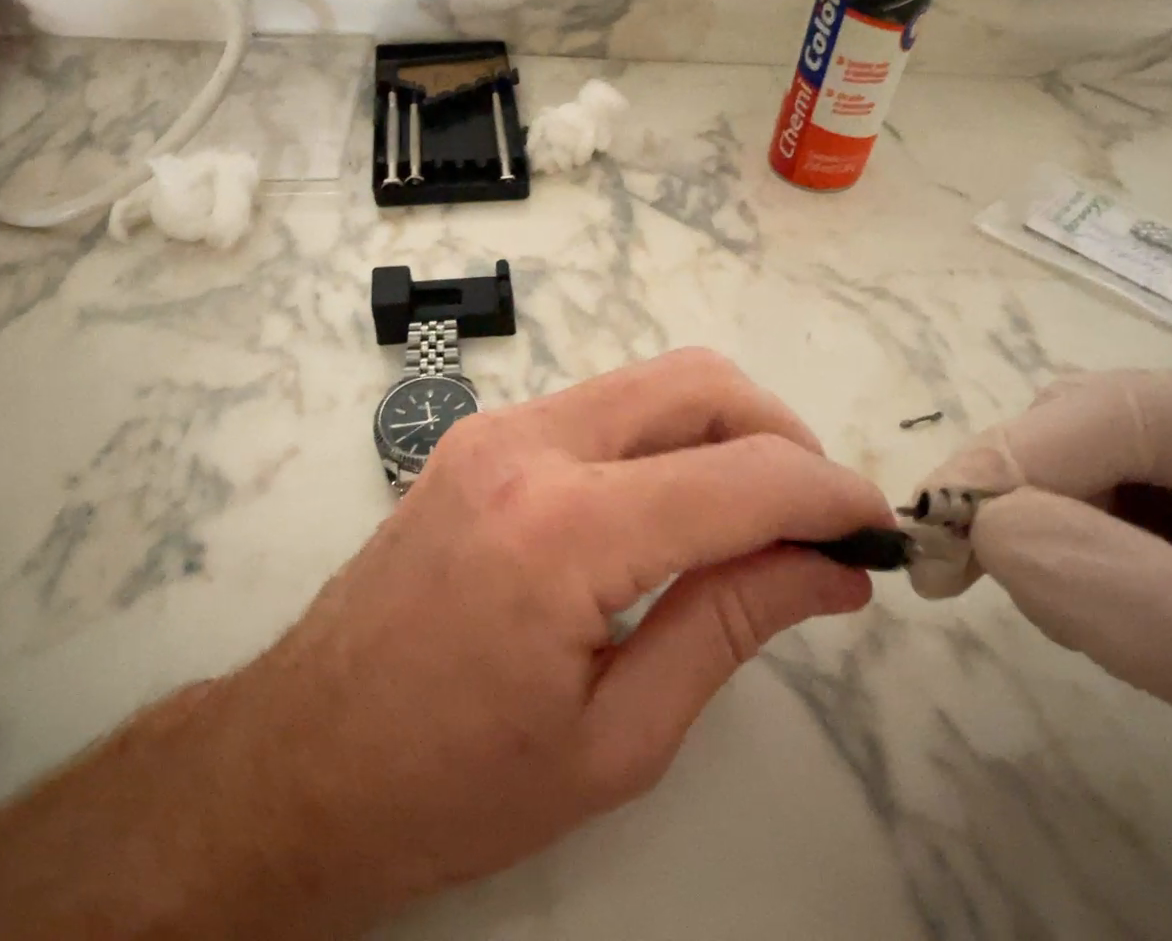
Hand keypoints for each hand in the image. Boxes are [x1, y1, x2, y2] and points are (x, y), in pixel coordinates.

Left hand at [0, 349, 890, 939]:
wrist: (294, 768)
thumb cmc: (448, 787)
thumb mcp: (618, 736)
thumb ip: (729, 628)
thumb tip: (827, 568)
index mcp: (565, 532)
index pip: (746, 476)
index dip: (832, 496)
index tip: (877, 533)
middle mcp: (526, 450)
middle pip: (701, 385)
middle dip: (784, 438)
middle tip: (819, 522)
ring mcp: (490, 435)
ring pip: (651, 384)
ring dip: (725, 433)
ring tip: (758, 522)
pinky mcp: (473, 445)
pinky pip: (601, 410)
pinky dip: (664, 441)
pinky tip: (679, 511)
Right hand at [912, 370, 1171, 939]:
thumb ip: (1141, 605)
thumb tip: (987, 529)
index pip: (1129, 412)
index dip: (1011, 463)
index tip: (928, 542)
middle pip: (1108, 433)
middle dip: (1019, 493)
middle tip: (952, 575)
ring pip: (1111, 482)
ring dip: (1046, 532)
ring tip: (1047, 607)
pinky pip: (1138, 536)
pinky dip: (1084, 567)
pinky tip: (1093, 613)